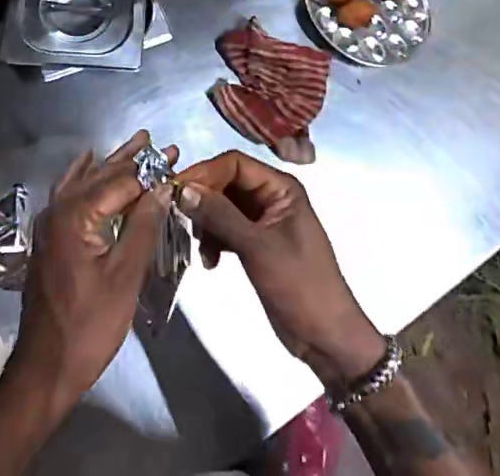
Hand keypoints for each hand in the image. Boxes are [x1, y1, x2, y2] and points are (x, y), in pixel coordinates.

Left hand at [7, 129, 174, 416]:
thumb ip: (143, 225)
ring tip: (134, 146)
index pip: (121, 182)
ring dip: (109, 165)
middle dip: (131, 160)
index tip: (173, 154)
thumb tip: (161, 187)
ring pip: (83, 182)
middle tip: (156, 142)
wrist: (45, 368)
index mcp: (76, 216)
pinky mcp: (48, 237)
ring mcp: (49, 224)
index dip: (150, 169)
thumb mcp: (126, 275)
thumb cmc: (90, 325)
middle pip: (100, 175)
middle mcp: (58, 211)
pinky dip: (83, 177)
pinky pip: (68, 194)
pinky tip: (90, 166)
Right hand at [176, 151, 384, 388]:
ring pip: (222, 207)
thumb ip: (220, 215)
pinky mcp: (255, 244)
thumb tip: (184, 190)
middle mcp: (271, 197)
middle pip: (226, 183)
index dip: (205, 172)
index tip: (175, 189)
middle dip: (203, 199)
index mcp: (281, 188)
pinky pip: (225, 229)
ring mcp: (263, 221)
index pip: (235, 164)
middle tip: (178, 218)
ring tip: (202, 249)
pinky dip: (214, 241)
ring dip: (207, 224)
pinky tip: (211, 261)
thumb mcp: (257, 247)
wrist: (324, 336)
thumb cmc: (299, 284)